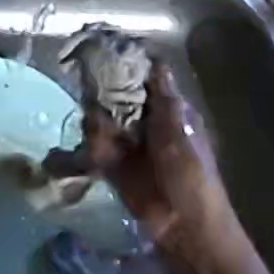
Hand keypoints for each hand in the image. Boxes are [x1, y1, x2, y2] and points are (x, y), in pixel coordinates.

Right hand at [86, 66, 238, 254]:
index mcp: (167, 109)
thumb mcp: (178, 124)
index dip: (122, 63)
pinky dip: (92, 142)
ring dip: (96, 119)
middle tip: (83, 78)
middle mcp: (144, 120)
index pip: (140, 78)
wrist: (184, 226)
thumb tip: (154, 59)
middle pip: (115, 95)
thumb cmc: (190, 171)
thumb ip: (163, 93)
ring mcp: (126, 142)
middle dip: (100, 89)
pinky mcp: (110, 163)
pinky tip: (97, 147)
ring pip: (101, 118)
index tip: (99, 47)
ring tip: (96, 122)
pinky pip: (94, 144)